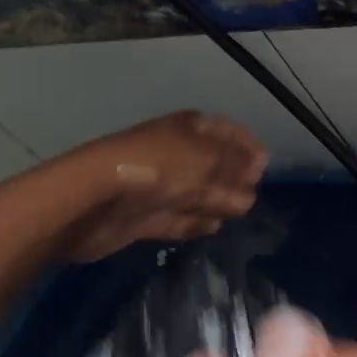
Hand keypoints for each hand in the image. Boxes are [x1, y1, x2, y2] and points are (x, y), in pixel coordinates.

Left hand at [56, 111, 268, 261]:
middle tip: (255, 188)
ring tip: (242, 210)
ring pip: (196, 192)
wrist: (91, 199)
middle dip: (234, 175)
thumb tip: (259, 168)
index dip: (247, 145)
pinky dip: (195, 222)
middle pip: (211, 163)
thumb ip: (235, 164)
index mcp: (188, 129)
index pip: (226, 132)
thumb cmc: (157, 166)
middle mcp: (173, 153)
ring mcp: (156, 186)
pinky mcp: (140, 218)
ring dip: (219, 200)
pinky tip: (215, 228)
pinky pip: (176, 218)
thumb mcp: (206, 159)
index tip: (265, 164)